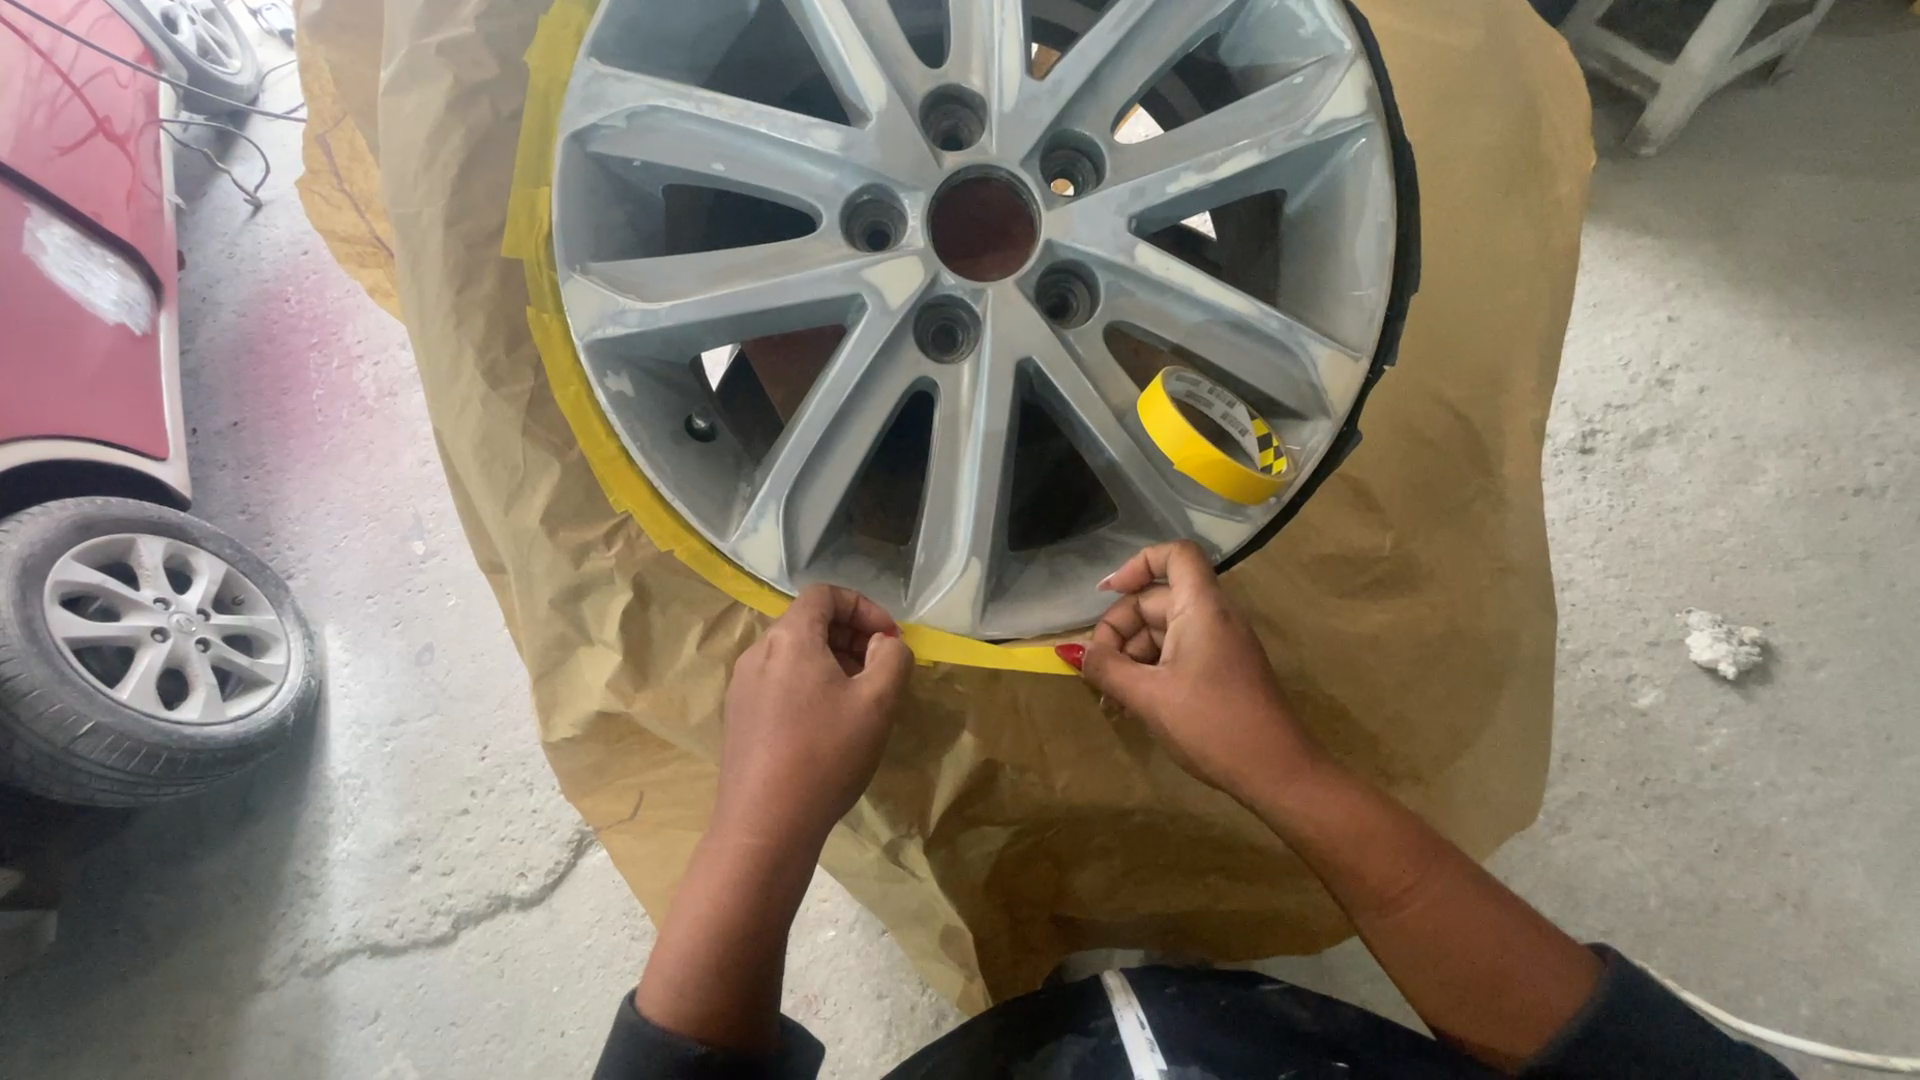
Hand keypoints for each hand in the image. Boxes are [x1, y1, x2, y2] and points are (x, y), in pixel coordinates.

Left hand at [712, 586, 914, 850]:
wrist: (765, 825)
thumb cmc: (826, 754)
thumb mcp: (877, 701)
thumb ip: (892, 658)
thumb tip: (883, 644)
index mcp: (789, 638)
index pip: (825, 594)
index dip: (864, 607)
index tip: (889, 640)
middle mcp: (758, 652)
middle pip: (808, 622)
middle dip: (851, 636)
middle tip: (880, 670)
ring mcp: (742, 686)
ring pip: (793, 654)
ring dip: (831, 662)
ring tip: (858, 700)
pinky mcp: (738, 717)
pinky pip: (778, 681)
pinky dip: (808, 685)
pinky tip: (826, 726)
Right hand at [1058, 541, 1323, 804]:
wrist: (1278, 773)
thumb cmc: (1212, 724)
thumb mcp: (1149, 696)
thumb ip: (1106, 669)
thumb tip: (1071, 651)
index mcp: (1201, 608)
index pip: (1174, 555)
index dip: (1137, 564)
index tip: (1107, 595)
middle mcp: (1213, 617)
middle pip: (1156, 599)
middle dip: (1119, 630)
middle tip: (1096, 670)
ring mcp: (1219, 645)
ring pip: (1162, 630)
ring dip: (1130, 656)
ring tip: (1110, 696)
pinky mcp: (1221, 670)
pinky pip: (1177, 653)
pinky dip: (1150, 670)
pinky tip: (1131, 704)